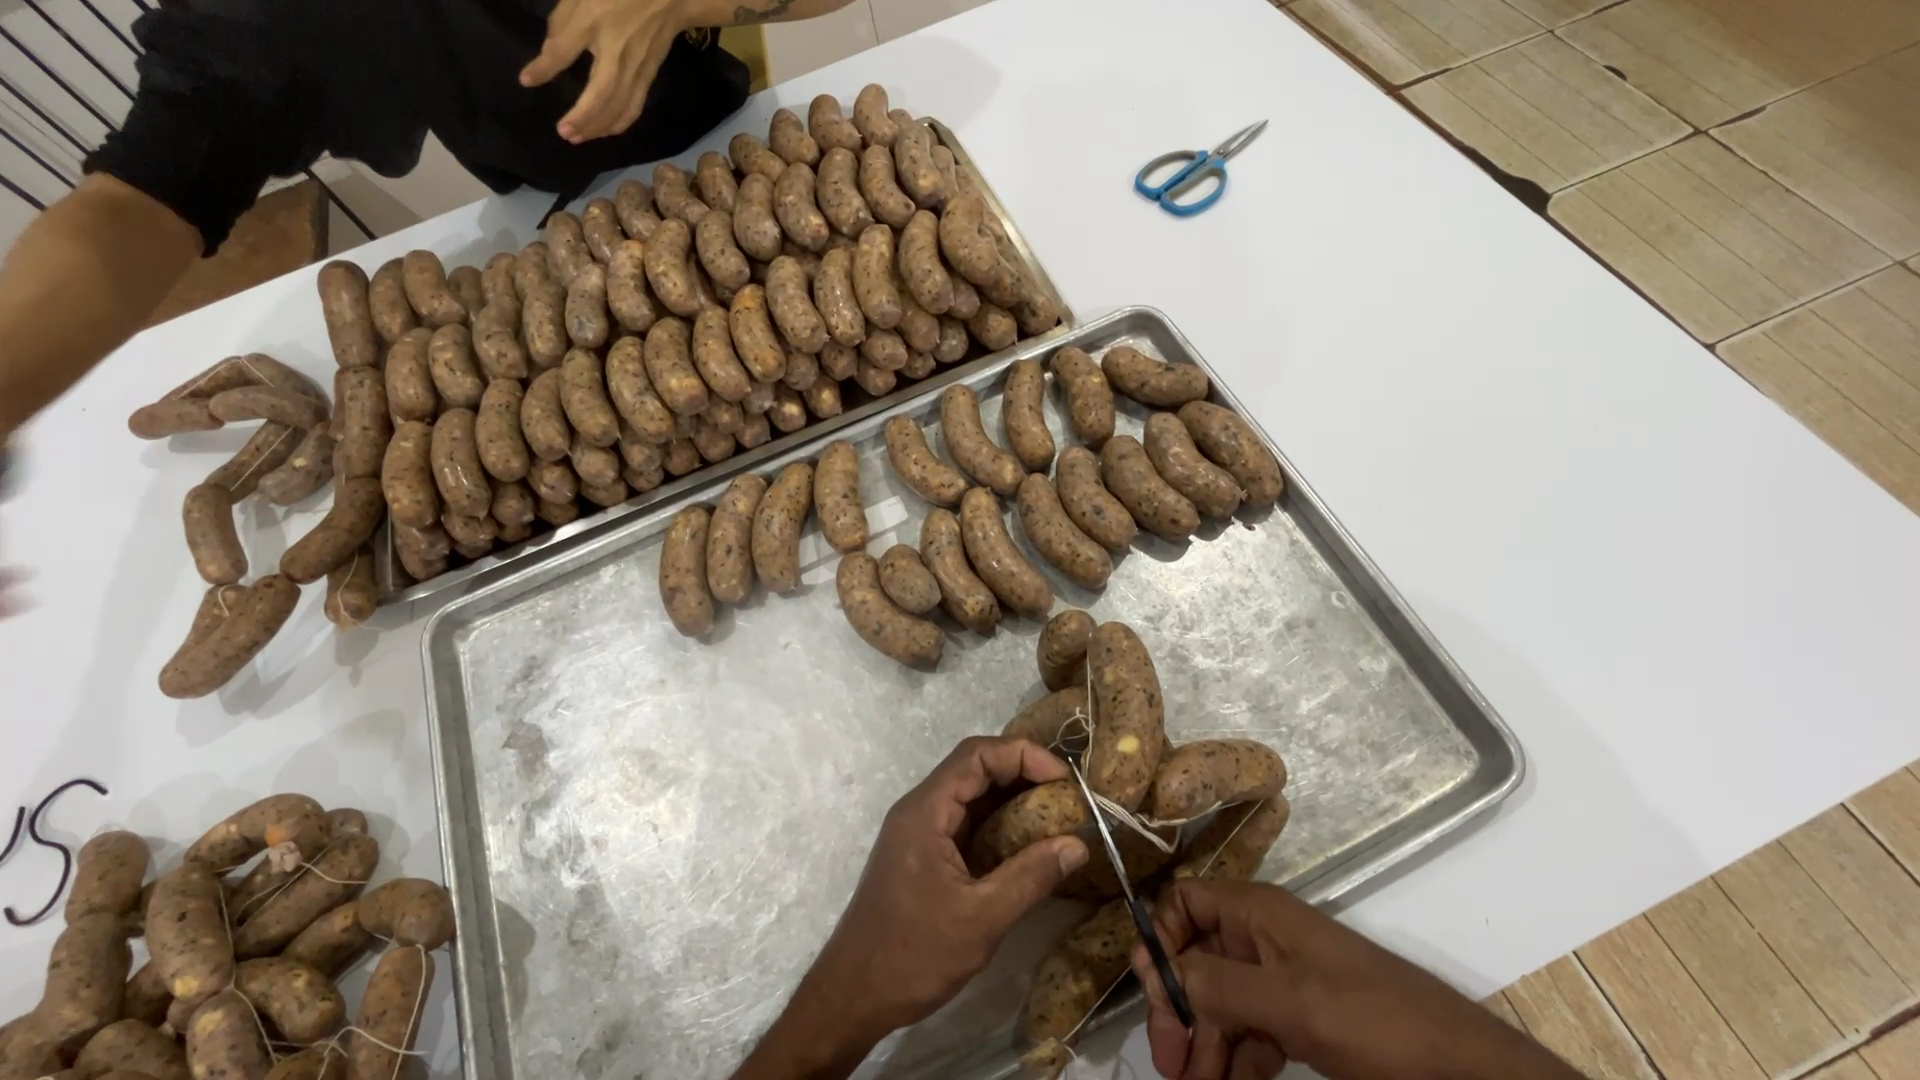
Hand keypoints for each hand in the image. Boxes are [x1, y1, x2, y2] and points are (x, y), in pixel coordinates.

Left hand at [520, 0, 691, 143]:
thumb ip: (564, 21)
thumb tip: (551, 52)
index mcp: (596, 25)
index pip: (564, 51)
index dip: (544, 68)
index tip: (526, 81)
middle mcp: (617, 55)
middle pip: (599, 96)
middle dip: (582, 118)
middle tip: (563, 133)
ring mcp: (636, 70)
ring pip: (618, 108)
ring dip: (599, 127)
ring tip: (579, 137)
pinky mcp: (648, 78)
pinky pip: (634, 107)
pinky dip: (620, 123)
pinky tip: (607, 131)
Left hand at [734, 737, 1089, 1079]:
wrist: (853, 996)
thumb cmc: (912, 955)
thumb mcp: (981, 919)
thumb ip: (1030, 877)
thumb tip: (1078, 844)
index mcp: (926, 811)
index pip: (977, 755)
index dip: (1024, 755)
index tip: (1065, 780)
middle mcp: (920, 810)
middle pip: (975, 769)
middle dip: (1023, 775)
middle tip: (1069, 799)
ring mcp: (920, 833)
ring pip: (972, 796)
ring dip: (1014, 800)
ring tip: (1058, 818)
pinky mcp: (924, 855)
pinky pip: (966, 823)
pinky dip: (999, 825)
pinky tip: (1029, 845)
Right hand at [1133, 879, 1582, 1079]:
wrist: (1462, 1071)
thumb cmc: (1373, 1020)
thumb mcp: (1289, 1000)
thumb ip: (1217, 982)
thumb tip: (1155, 968)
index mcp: (1258, 913)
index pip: (1186, 903)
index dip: (1161, 940)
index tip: (1152, 992)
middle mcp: (1262, 938)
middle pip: (1196, 960)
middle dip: (1177, 1008)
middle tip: (1169, 1061)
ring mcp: (1282, 981)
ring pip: (1219, 1003)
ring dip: (1203, 1046)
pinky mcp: (1299, 1019)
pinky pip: (1249, 1033)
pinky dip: (1234, 1062)